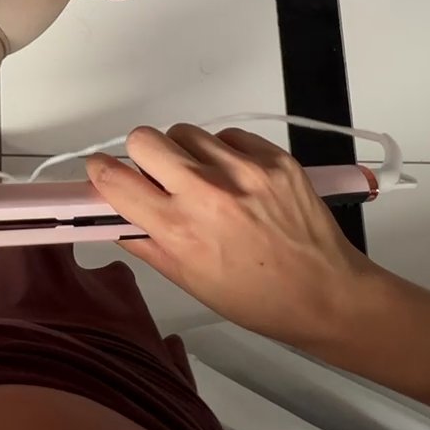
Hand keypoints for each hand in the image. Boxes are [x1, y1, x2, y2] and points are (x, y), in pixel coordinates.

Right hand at [86, 125, 388, 350]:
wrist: (330, 295)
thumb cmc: (260, 297)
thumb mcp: (187, 279)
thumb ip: (144, 240)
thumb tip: (114, 213)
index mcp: (180, 230)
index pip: (114, 179)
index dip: (100, 172)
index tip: (102, 172)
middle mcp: (207, 194)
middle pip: (143, 139)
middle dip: (141, 155)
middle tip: (156, 174)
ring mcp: (243, 172)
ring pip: (183, 131)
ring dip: (183, 151)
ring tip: (202, 179)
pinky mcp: (273, 159)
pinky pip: (226, 135)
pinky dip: (222, 151)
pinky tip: (234, 178)